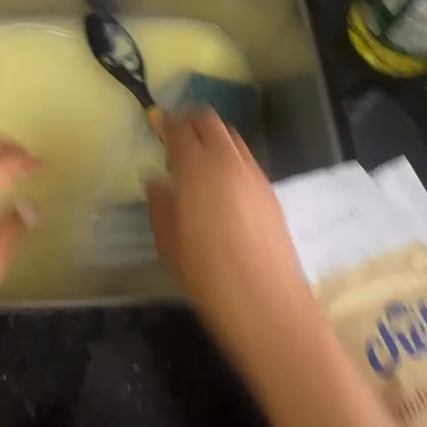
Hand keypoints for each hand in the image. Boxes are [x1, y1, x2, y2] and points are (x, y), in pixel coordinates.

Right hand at [146, 108, 316, 354]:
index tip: (156, 129)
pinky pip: (246, 158)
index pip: (179, 129)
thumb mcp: (170, 245)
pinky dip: (230, 157)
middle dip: (190, 123)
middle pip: (209, 121)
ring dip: (213, 138)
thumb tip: (156, 181)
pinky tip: (223, 187)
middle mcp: (227, 161)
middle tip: (176, 142)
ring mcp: (253, 173)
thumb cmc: (209, 278)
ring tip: (200, 164)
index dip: (166, 125)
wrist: (269, 306)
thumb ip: (160, 205)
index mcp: (196, 169)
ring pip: (231, 136)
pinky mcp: (270, 190)